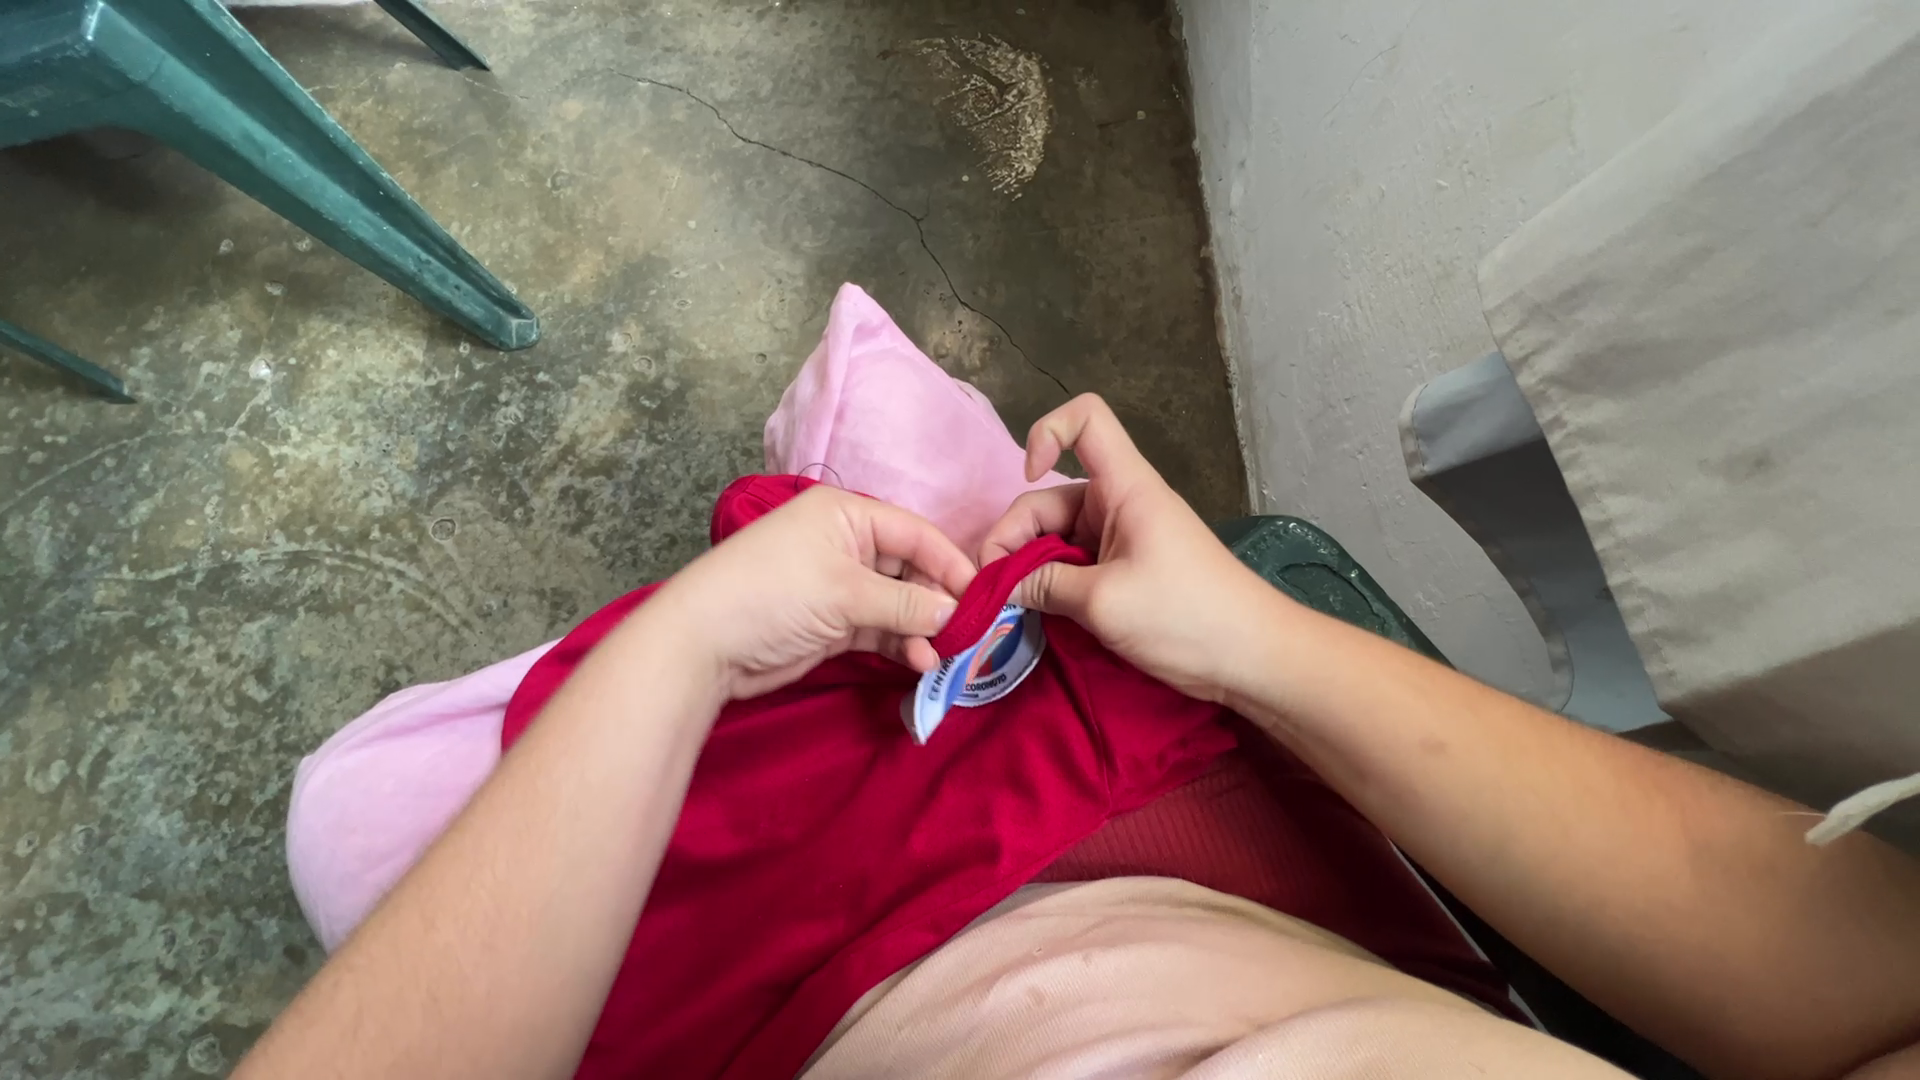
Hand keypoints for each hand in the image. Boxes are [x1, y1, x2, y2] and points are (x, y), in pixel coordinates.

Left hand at [647, 484, 976, 699]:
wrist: (703, 644)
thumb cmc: (775, 594)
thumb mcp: (844, 591)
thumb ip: (905, 602)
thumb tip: (956, 613)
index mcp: (847, 514)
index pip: (914, 533)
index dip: (950, 562)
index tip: (982, 595)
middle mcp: (846, 544)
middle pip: (909, 569)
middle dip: (937, 601)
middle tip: (966, 633)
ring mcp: (839, 585)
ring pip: (896, 602)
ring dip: (920, 627)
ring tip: (943, 655)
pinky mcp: (832, 621)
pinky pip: (879, 627)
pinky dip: (899, 642)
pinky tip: (919, 661)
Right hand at [980, 394, 1283, 702]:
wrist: (1253, 659)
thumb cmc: (1185, 616)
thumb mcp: (1103, 602)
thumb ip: (1044, 586)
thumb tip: (999, 585)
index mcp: (1125, 487)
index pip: (1086, 419)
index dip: (1047, 432)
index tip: (1028, 478)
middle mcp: (1119, 503)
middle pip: (1050, 496)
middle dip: (1015, 536)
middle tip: (991, 587)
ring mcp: (1120, 538)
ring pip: (1056, 536)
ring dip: (1029, 566)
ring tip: (1008, 608)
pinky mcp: (1123, 570)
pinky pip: (1073, 563)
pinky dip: (1050, 583)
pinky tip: (1035, 614)